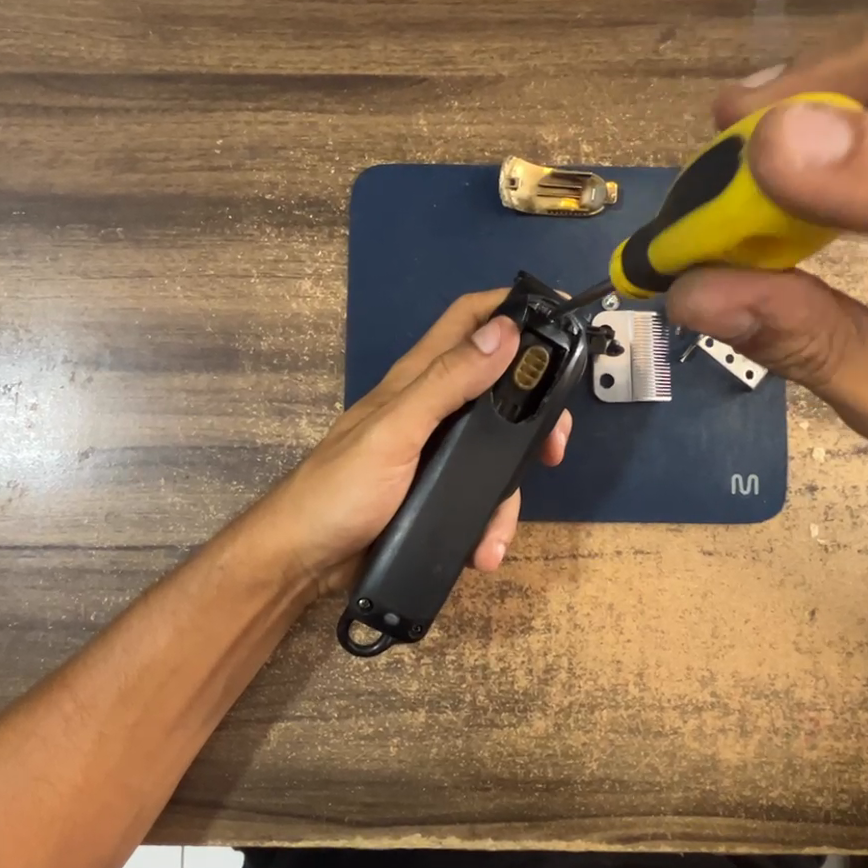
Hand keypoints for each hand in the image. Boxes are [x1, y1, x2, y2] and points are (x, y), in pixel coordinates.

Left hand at [255, 290, 571, 592]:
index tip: (562, 316)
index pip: (469, 320)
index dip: (511, 307)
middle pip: (501, 392)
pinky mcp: (436, 495)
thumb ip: (446, 383)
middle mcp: (433, 410)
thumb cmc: (340, 489)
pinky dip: (487, 523)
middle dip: (535, 416)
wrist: (304, 560)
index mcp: (418, 380)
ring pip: (496, 455)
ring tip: (502, 530)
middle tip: (555, 444)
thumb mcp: (396, 432)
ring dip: (510, 492)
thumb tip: (505, 332)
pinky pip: (479, 499)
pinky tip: (483, 550)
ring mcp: (435, 455)